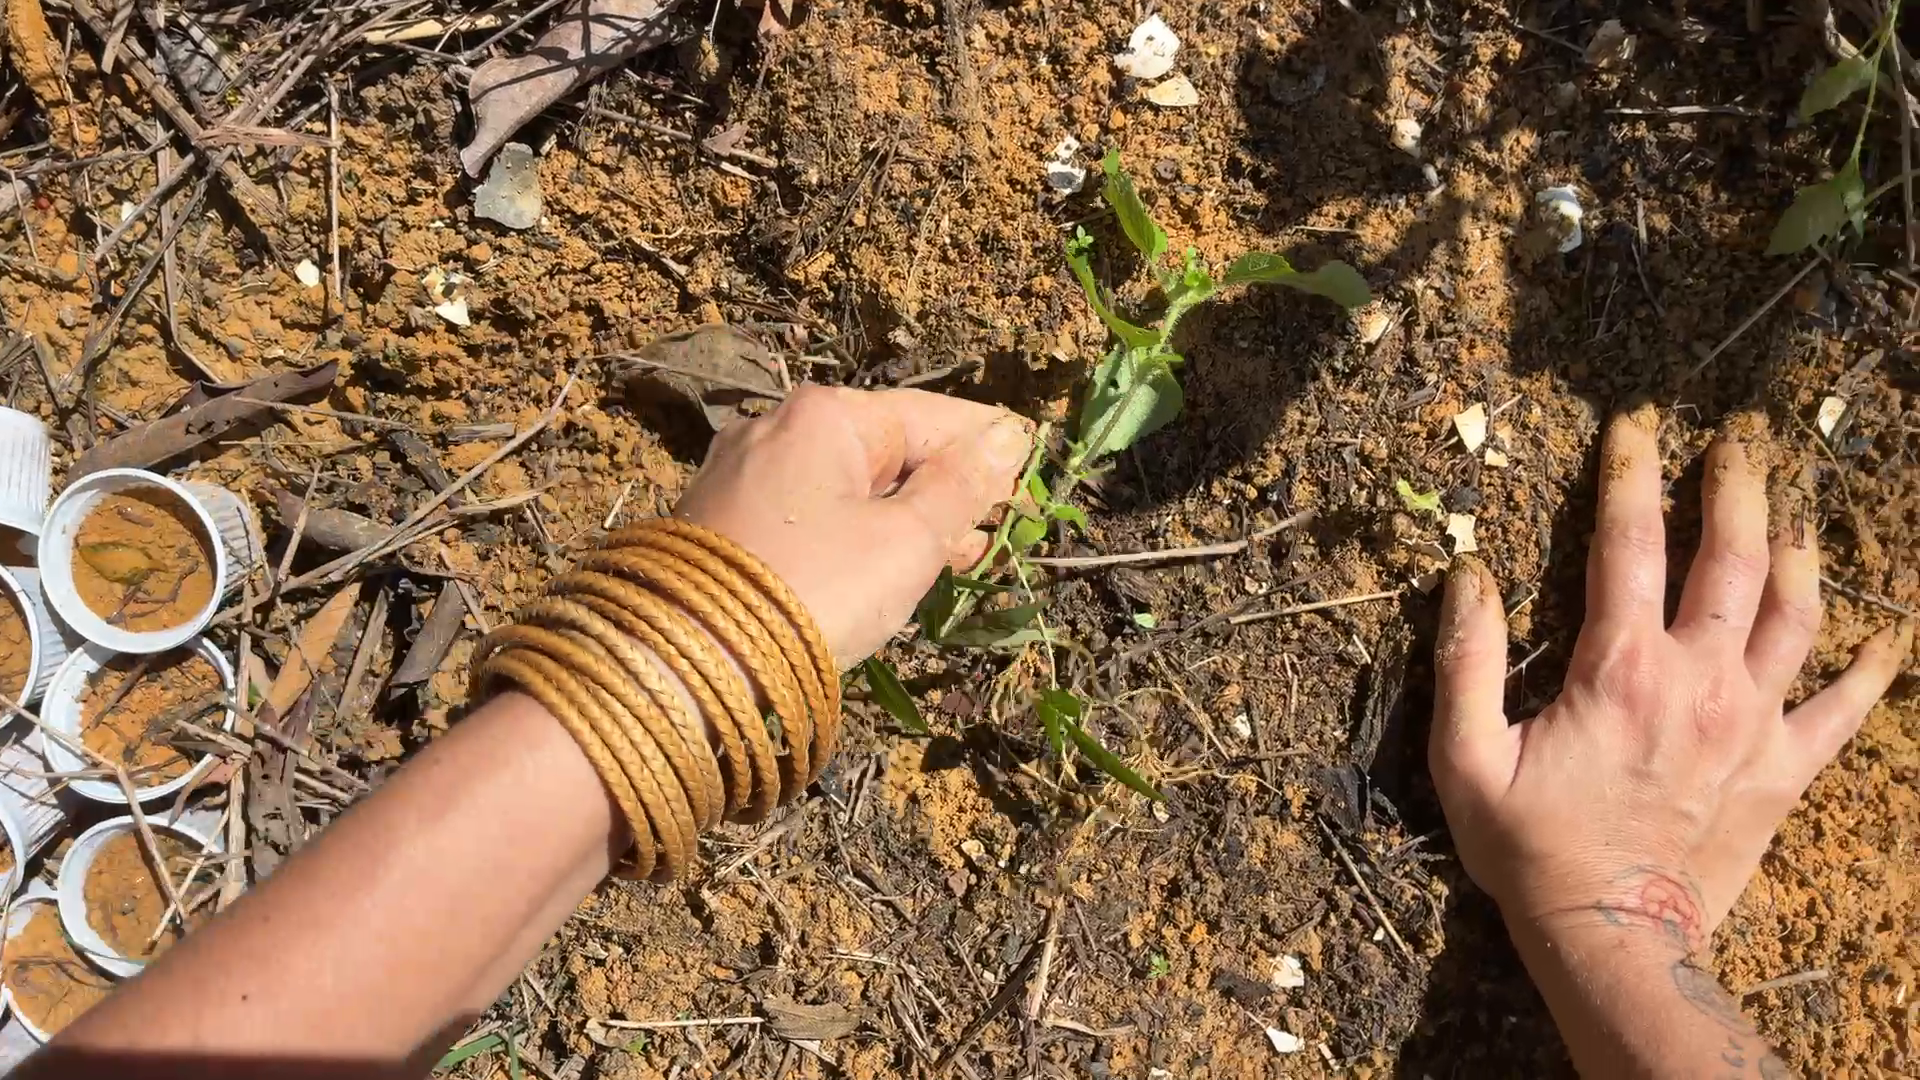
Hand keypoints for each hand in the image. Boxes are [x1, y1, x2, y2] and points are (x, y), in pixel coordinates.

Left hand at [674, 385, 1031, 665]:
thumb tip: (1007, 438)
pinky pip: (816, 513)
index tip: (1030, 461)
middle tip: (999, 524)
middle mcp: (778, 430)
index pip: (931, 416)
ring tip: (959, 551)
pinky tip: (892, 562)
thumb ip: (962, 487)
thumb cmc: (816, 591)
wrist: (687, 667)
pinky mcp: (729, 521)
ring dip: (909, 516)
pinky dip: (861, 533)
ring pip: (853, 485)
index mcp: (825, 416)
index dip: (986, 442)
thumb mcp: (906, 541)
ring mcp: (747, 475)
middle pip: (890, 450)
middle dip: (948, 487)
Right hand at [1431, 408, 1910, 949]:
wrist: (1612, 933)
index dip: (1631, 479)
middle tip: (1734, 441)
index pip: (1628, 548)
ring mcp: (1755, 727)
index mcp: (1618, 670)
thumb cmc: (1523, 839)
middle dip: (1732, 494)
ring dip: (1798, 554)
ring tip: (1792, 508)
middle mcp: (1700, 683)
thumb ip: (1465, 659)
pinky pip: (1845, 710)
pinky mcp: (1784, 773)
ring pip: (1798, 619)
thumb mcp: (1463, 751)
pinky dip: (1873, 669)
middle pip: (1731, 566)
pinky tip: (1892, 641)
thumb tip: (1468, 575)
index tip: (1635, 426)